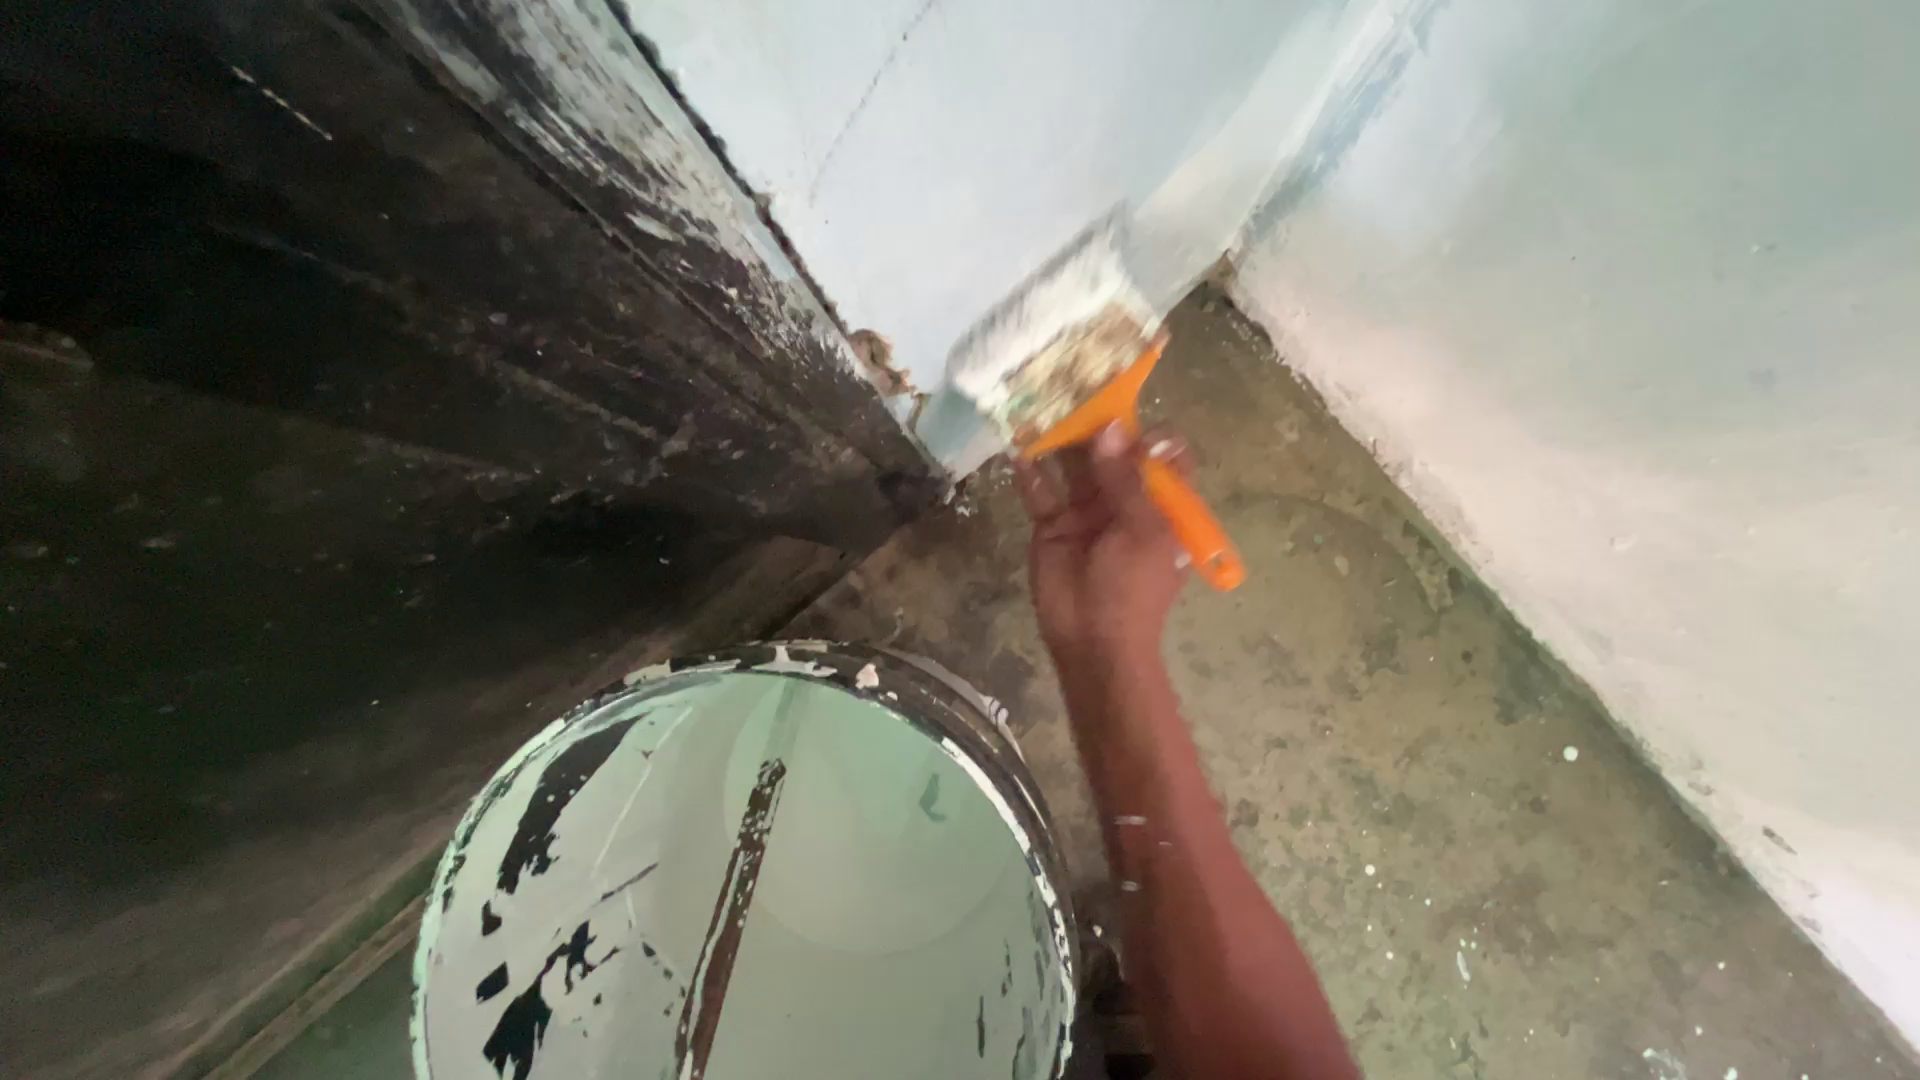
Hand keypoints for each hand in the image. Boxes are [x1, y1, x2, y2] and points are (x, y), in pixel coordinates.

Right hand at [1014, 422, 1192, 670]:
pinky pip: (1041, 490)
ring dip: (1061, 439)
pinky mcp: (1053, 523)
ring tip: (1042, 406)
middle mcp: (1126, 497)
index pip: (1164, 454)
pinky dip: (1029, 470)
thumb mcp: (1143, 531)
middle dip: (1097, 423)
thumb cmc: (1133, 588)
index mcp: (1162, 501)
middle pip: (1114, 450)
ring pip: (1075, 464)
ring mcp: (1087, 509)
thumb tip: (1110, 427)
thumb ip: (1126, 478)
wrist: (1094, 641)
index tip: (1126, 410)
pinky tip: (1018, 448)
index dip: (1149, 431)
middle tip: (1074, 391)